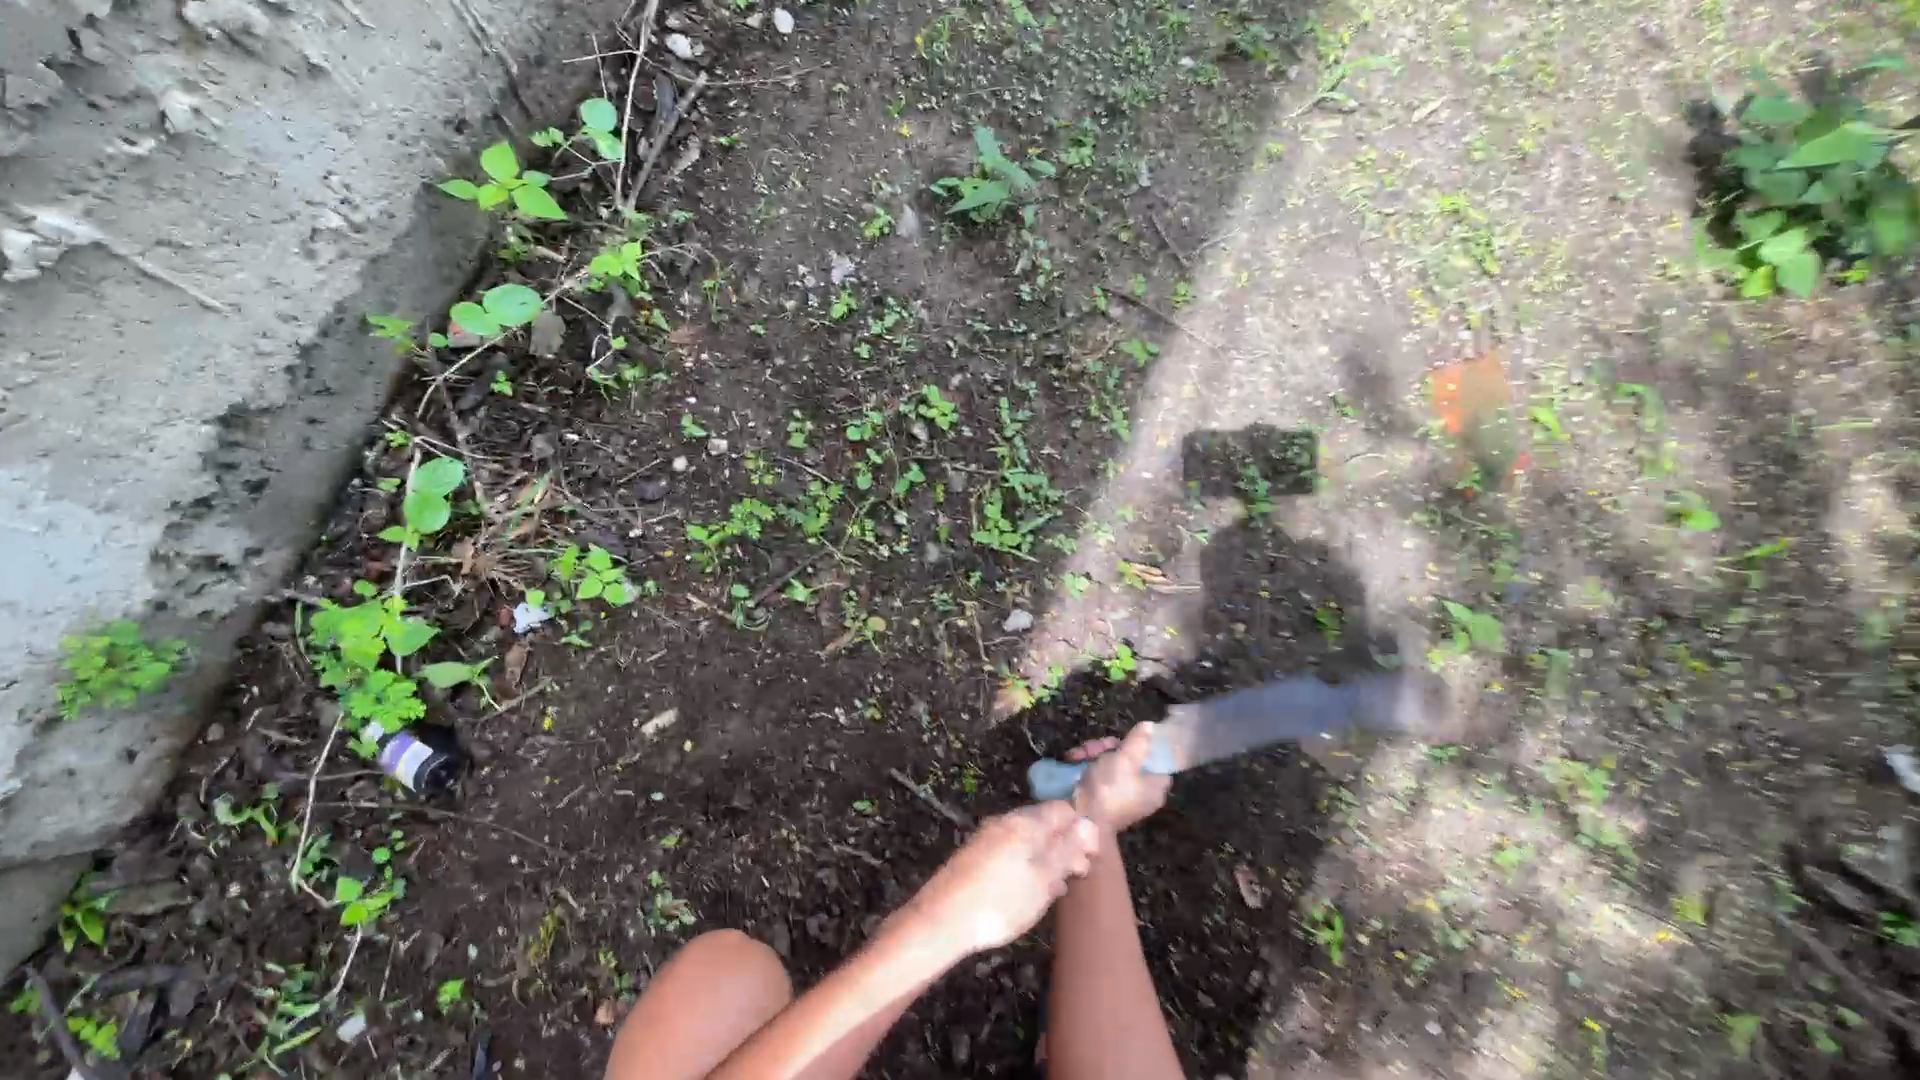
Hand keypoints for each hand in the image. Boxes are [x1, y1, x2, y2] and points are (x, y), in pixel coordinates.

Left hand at [898, 802, 1099, 957]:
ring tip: (1058, 888)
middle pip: (1044, 823)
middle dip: (1065, 845)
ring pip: (1027, 839)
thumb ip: (1067, 850)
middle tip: (1078, 875)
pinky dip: (1027, 865)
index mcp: (1025, 822)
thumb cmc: (1001, 902)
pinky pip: (1011, 851)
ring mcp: (987, 837)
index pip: (1063, 809)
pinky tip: (1030, 890)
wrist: (941, 920)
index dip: (1081, 830)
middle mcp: (1005, 821)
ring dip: (1047, 858)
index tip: (1091, 858)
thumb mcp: (1043, 879)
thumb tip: (1088, 824)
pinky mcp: (975, 855)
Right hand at [1068, 721, 1170, 833]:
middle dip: (1109, 747)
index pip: (1158, 760)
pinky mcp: (1098, 795)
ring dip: (1093, 753)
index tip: (1131, 735)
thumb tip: (1151, 726)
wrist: (1079, 820)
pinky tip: (1073, 759)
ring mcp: (1118, 795)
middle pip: (1130, 757)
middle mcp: (1139, 792)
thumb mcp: (1126, 758)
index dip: (1146, 745)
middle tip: (1096, 747)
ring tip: (1078, 754)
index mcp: (1154, 787)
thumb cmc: (1109, 788)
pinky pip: (1097, 772)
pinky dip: (1085, 763)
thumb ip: (1139, 740)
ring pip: (1110, 762)